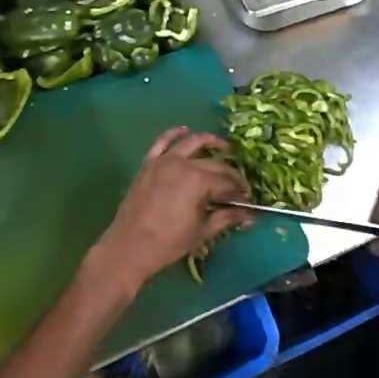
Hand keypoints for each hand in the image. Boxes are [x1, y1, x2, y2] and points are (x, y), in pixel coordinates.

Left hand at [87, 127, 248, 297]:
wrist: (129, 247)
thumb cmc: (169, 243)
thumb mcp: (202, 232)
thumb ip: (226, 218)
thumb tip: (249, 216)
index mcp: (199, 181)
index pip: (227, 183)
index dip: (240, 193)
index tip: (248, 201)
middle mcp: (183, 164)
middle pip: (214, 165)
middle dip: (230, 175)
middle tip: (239, 187)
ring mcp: (164, 161)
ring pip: (192, 143)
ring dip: (210, 142)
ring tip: (224, 147)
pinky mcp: (149, 164)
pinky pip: (162, 142)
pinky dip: (174, 133)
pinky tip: (185, 130)